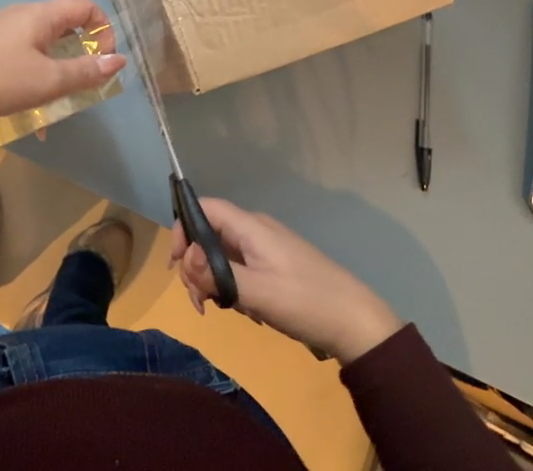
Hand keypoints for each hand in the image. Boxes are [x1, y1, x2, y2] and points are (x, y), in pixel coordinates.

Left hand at [0, 0, 125, 125]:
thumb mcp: (48, 81)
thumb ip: (85, 72)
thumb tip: (118, 60)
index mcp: (41, 15)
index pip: (86, 7)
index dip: (103, 31)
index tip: (102, 62)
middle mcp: (22, 14)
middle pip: (65, 25)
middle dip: (81, 55)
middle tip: (82, 86)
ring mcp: (1, 29)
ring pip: (43, 44)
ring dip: (57, 70)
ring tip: (54, 102)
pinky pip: (22, 54)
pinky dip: (34, 74)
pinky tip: (25, 106)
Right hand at [172, 197, 402, 364]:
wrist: (356, 322)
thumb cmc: (306, 302)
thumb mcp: (257, 292)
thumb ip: (216, 274)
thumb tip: (184, 258)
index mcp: (251, 227)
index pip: (205, 209)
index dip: (183, 229)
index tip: (176, 265)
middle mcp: (256, 231)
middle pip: (209, 234)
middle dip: (195, 265)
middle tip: (198, 303)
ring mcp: (267, 249)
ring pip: (223, 254)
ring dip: (212, 279)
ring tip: (217, 310)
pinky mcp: (275, 267)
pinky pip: (240, 267)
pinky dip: (231, 287)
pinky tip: (243, 311)